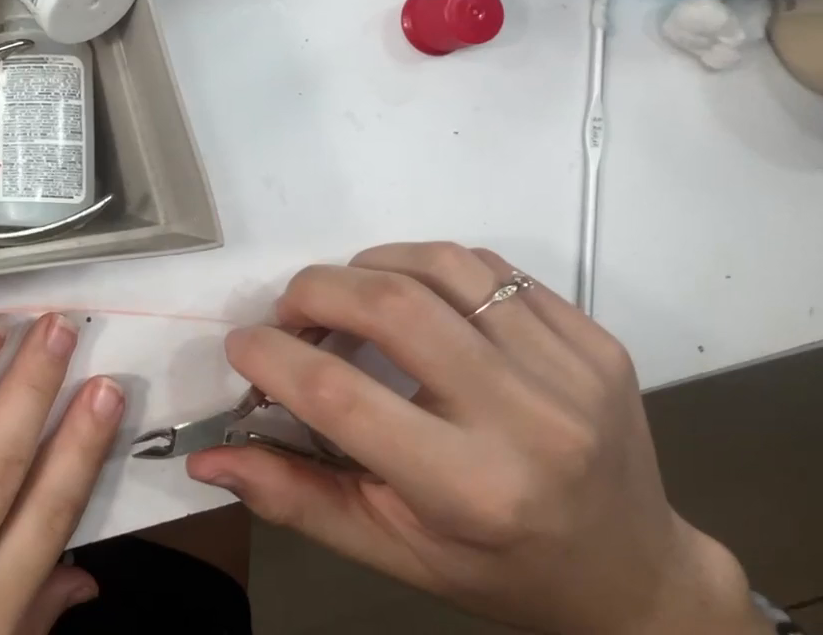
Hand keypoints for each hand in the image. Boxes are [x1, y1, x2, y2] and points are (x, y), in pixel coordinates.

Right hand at [187, 243, 761, 634]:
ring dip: (365, 267)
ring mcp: (571, 374)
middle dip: (310, 293)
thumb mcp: (387, 549)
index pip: (337, 393)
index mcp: (470, 489)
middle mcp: (529, 423)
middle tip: (290, 317)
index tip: (243, 349)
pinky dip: (425, 266)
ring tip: (347, 300)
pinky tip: (413, 301)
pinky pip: (489, 267)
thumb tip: (204, 459)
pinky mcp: (595, 342)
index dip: (268, 356)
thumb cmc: (494, 566)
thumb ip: (292, 496)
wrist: (634, 572)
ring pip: (439, 266)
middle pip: (389, 306)